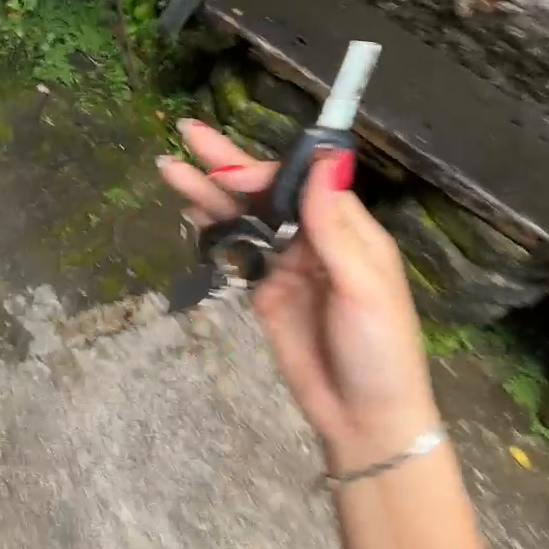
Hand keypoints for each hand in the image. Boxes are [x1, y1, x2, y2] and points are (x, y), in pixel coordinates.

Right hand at [158, 120, 438, 470]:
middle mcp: (312, 238)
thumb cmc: (378, 349)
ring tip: (170, 167)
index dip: (258, 173)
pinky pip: (235, 249)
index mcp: (344, 229)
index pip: (296, 183)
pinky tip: (189, 211)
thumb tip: (328, 155)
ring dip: (208, 193)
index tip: (224, 172)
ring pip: (242, 217)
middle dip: (225, 163)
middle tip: (186, 132)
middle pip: (263, 192)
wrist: (363, 416)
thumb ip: (334, 223)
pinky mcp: (264, 290)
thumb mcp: (363, 285)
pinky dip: (212, 228)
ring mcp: (285, 264)